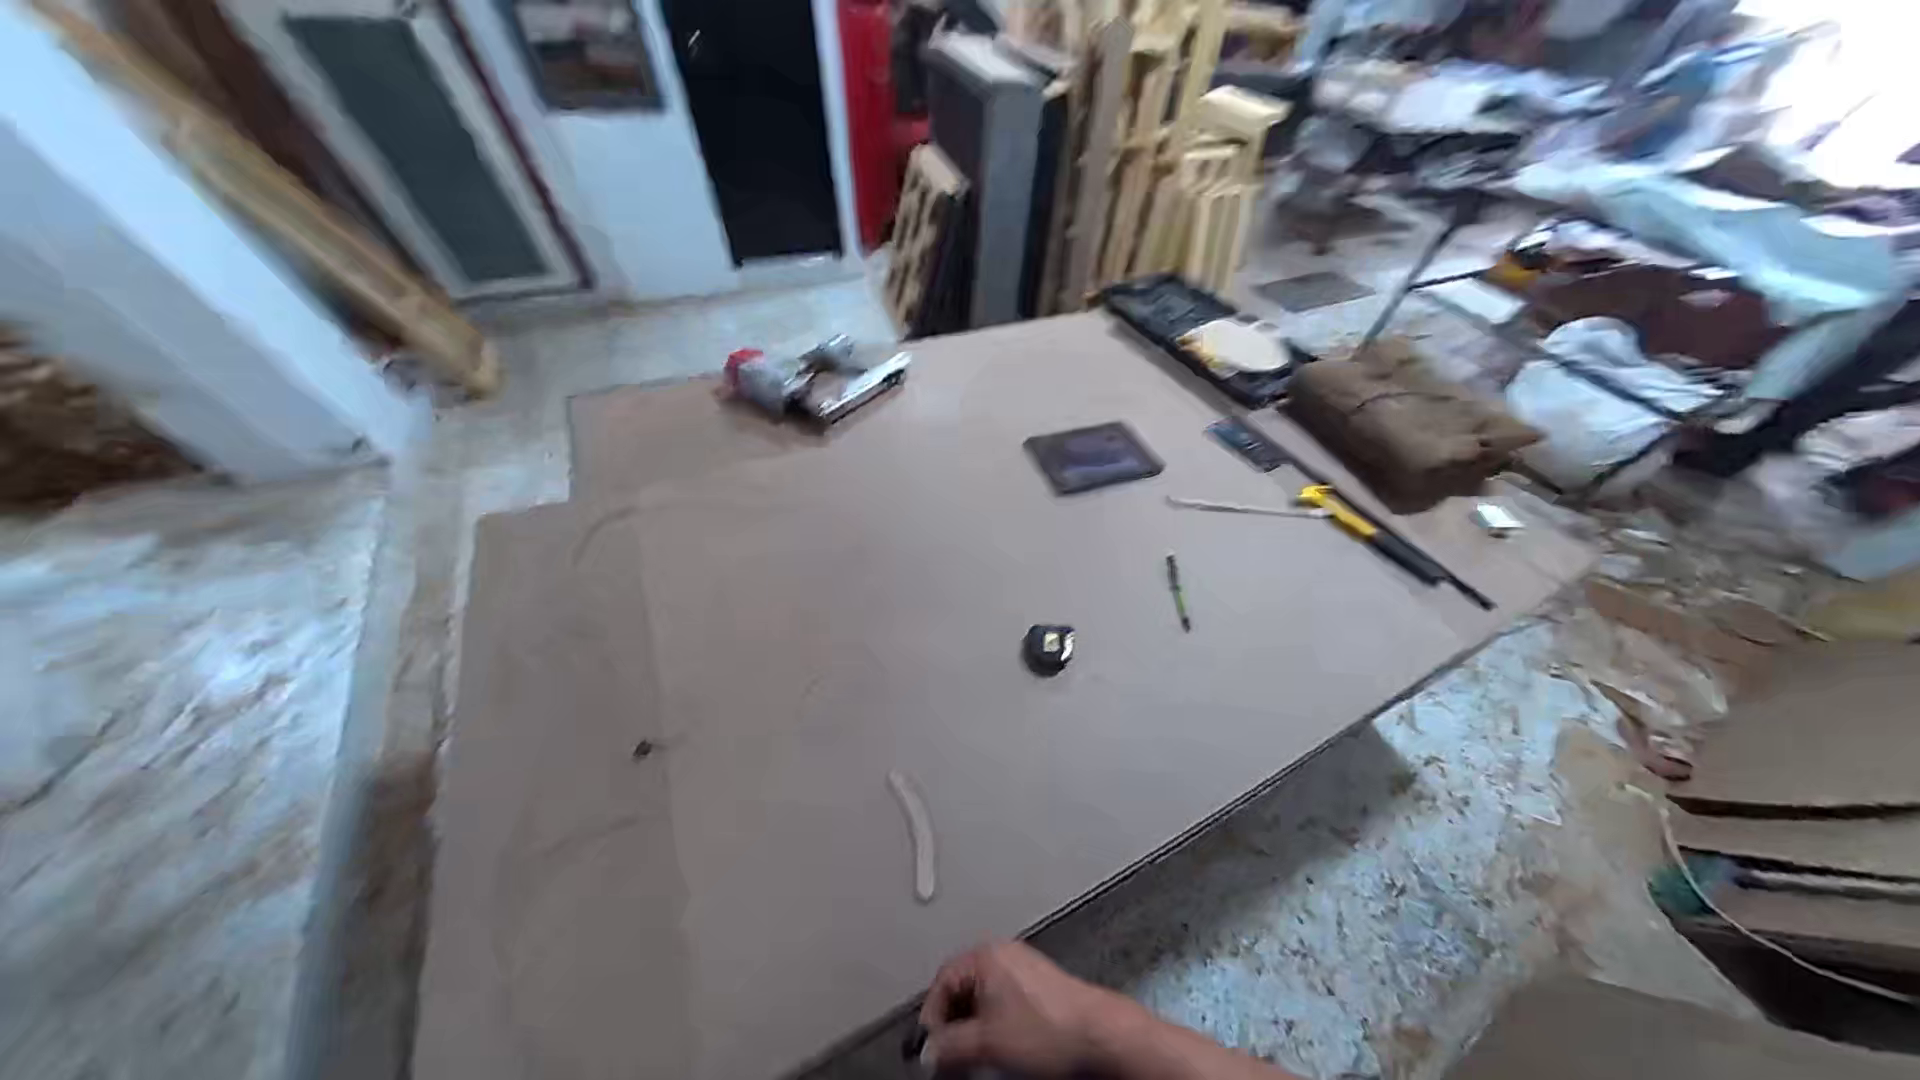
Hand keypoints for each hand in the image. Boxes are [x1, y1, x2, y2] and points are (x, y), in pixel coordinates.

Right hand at [919, 941, 1139, 1076]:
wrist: (1097, 1034)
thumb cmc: (1045, 1030)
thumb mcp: (988, 1043)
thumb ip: (950, 1046)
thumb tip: (929, 1052)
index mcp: (985, 956)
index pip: (942, 981)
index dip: (932, 1017)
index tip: (931, 1049)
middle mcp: (1001, 953)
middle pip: (961, 986)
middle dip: (953, 1022)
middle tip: (951, 1055)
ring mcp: (1021, 966)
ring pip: (982, 994)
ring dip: (973, 1024)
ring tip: (976, 1054)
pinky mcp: (1036, 982)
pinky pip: (1001, 997)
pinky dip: (993, 1020)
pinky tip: (1000, 1044)